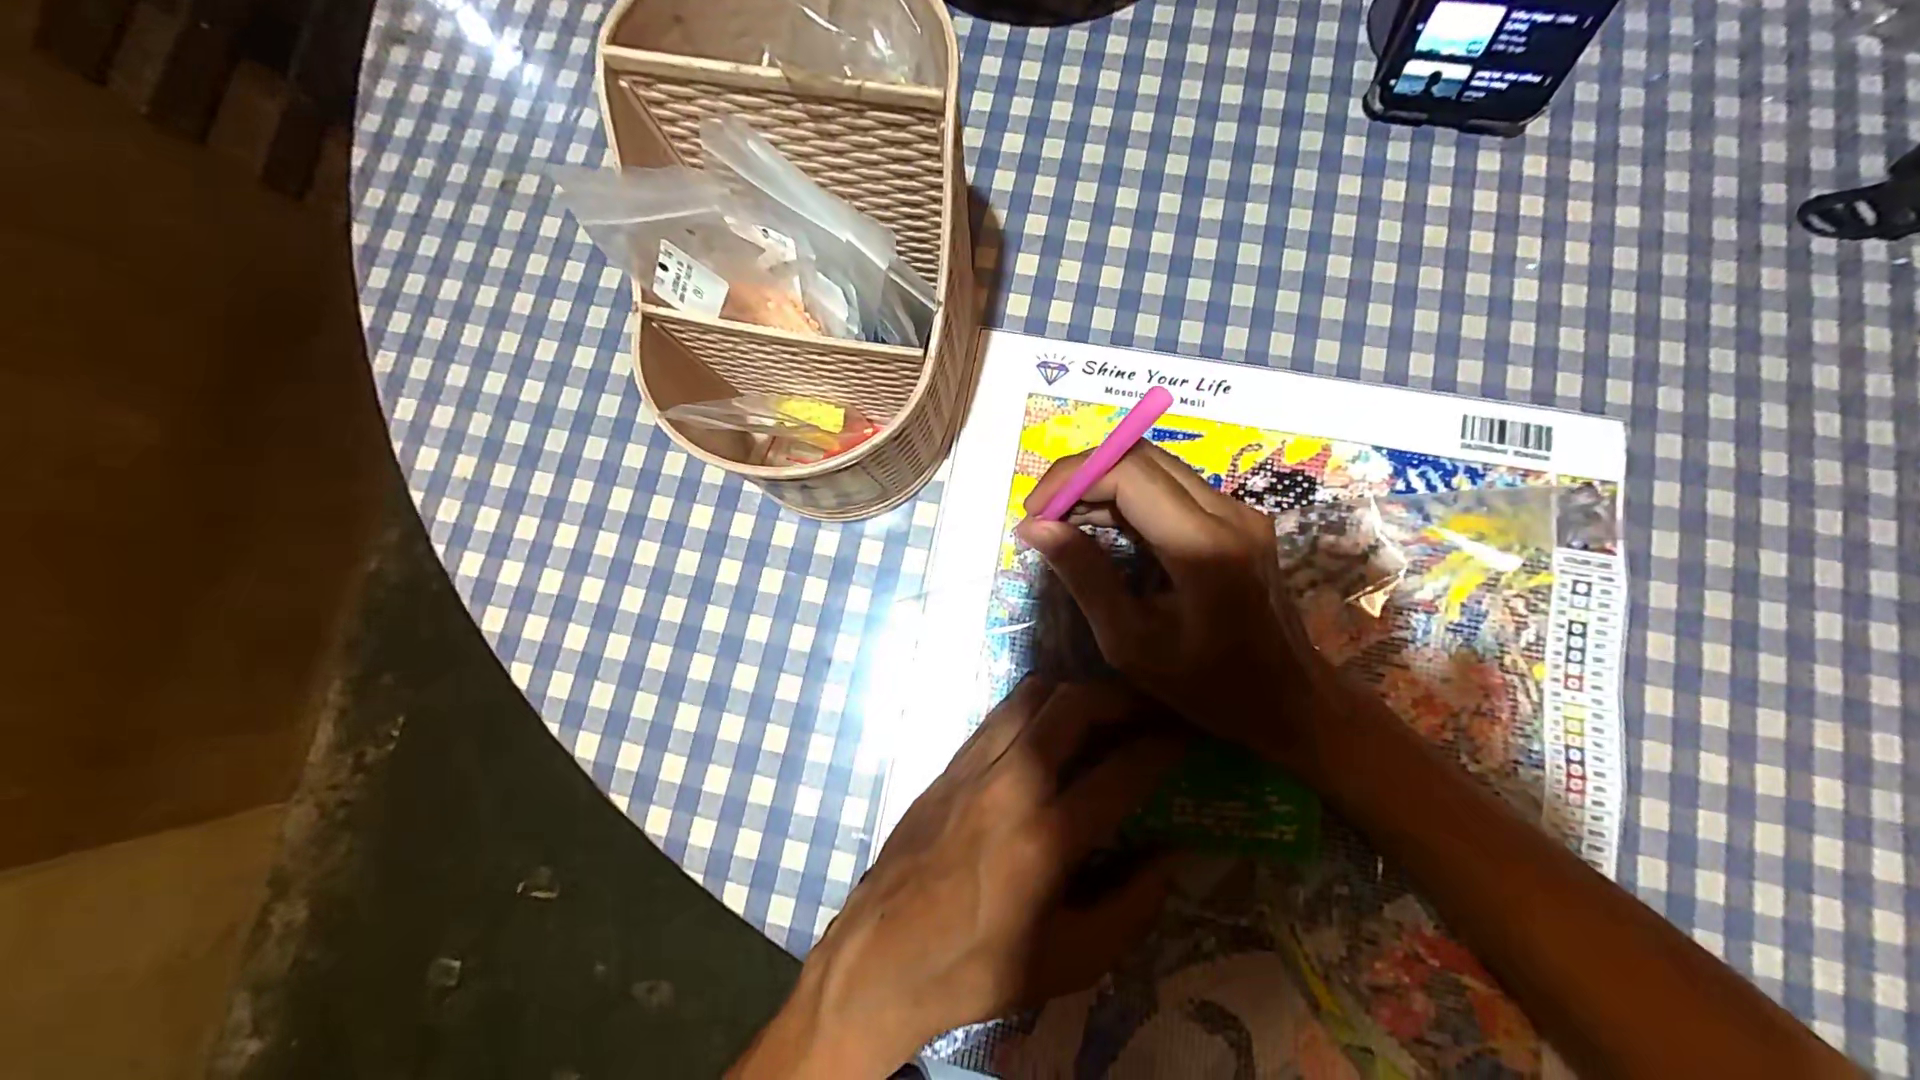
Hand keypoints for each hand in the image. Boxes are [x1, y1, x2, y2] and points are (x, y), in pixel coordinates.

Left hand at [728, 679, 1182, 1078]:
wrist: (880, 955)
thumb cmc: (977, 968)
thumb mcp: (1070, 962)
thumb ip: (1131, 908)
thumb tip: (1171, 855)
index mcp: (1045, 838)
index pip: (1121, 772)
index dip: (1163, 749)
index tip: (1187, 740)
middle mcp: (1010, 784)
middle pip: (1075, 706)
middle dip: (1123, 697)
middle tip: (1151, 709)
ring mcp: (974, 765)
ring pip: (1033, 695)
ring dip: (1076, 692)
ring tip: (1104, 710)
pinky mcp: (949, 762)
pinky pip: (1000, 712)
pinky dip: (1036, 704)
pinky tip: (1051, 725)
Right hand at [1015, 442, 1338, 777]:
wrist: (1292, 700)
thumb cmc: (1209, 687)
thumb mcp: (1130, 643)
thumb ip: (1084, 576)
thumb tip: (1035, 528)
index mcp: (1204, 547)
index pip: (1128, 472)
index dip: (1071, 480)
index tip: (1033, 513)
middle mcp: (1229, 513)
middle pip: (1140, 455)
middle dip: (1080, 475)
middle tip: (1042, 515)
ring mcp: (1238, 510)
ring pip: (1154, 465)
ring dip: (1100, 483)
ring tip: (1063, 522)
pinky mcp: (1236, 517)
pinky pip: (1170, 486)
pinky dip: (1126, 496)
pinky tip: (1100, 527)